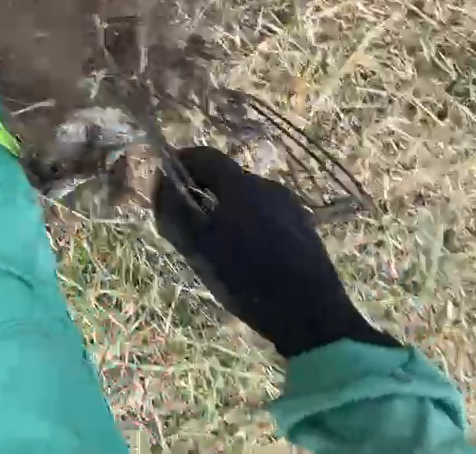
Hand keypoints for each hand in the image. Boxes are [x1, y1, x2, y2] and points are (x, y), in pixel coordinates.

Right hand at [153, 146, 398, 357]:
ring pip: (245, 197)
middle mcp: (268, 187)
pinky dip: (245, 221)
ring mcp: (290, 208)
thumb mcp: (198, 246)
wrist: (314, 320)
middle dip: (200, 188)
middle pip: (225, 176)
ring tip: (212, 238)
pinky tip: (242, 252)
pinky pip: (264, 214)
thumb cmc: (248, 277)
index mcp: (242, 185)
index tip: (163, 181)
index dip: (180, 162)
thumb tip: (161, 184)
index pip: (204, 155)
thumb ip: (173, 210)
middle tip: (183, 214)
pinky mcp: (304, 230)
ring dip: (223, 207)